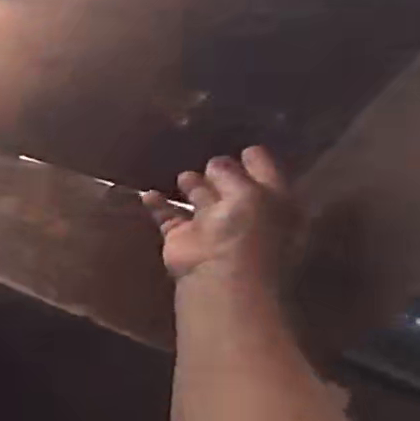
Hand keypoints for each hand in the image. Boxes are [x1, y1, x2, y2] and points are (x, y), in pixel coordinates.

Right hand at [140, 147, 294, 286]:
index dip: (255, 160)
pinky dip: (157, 205)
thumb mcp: (249, 193)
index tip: (244, 148)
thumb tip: (216, 162)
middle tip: (211, 159)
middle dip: (222, 172)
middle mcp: (243, 212)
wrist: (217, 272)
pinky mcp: (181, 236)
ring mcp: (210, 225)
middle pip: (231, 186)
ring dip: (192, 186)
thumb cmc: (246, 231)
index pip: (265, 174)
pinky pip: (167, 215)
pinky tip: (148, 194)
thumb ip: (231, 174)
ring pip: (200, 199)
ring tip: (184, 175)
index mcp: (271, 202)